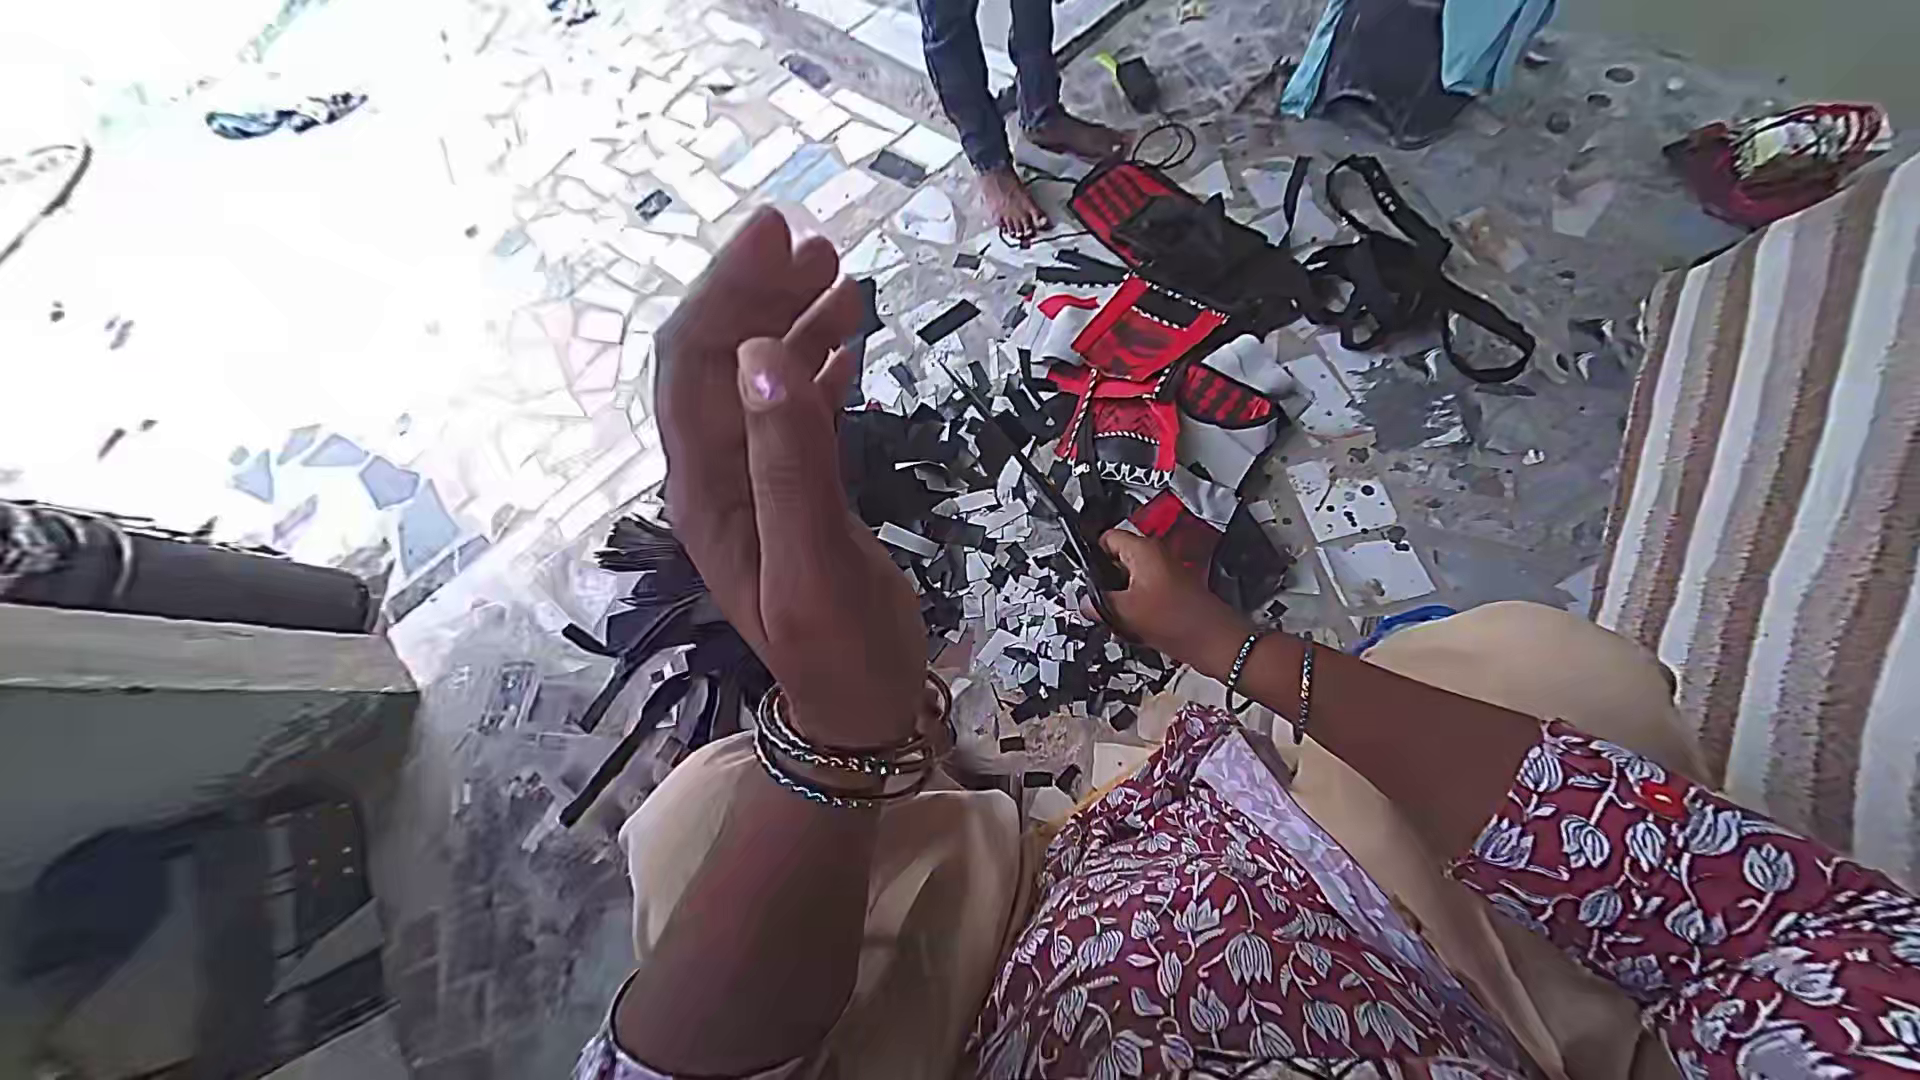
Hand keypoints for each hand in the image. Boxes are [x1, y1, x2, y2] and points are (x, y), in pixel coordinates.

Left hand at [657, 209, 926, 747]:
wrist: (861, 704)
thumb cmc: (840, 650)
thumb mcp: (814, 565)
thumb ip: (788, 466)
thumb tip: (764, 356)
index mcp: (708, 490)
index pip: (696, 367)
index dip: (727, 293)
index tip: (776, 232)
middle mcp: (720, 476)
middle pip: (721, 362)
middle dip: (759, 293)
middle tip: (819, 245)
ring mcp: (757, 482)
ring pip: (761, 383)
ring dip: (793, 324)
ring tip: (842, 278)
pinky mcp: (797, 492)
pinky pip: (796, 415)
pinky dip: (817, 371)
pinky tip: (846, 343)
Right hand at [1087, 530, 1252, 680]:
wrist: (1215, 644)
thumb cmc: (1181, 621)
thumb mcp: (1126, 612)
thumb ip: (1097, 604)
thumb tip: (1083, 603)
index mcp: (1144, 551)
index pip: (1107, 538)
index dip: (1092, 556)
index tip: (1085, 576)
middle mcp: (1155, 557)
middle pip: (1115, 563)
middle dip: (1105, 585)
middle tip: (1101, 605)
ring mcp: (1163, 575)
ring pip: (1126, 583)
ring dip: (1119, 602)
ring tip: (1120, 621)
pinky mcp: (1169, 593)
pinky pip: (1140, 596)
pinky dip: (1133, 611)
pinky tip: (1135, 629)